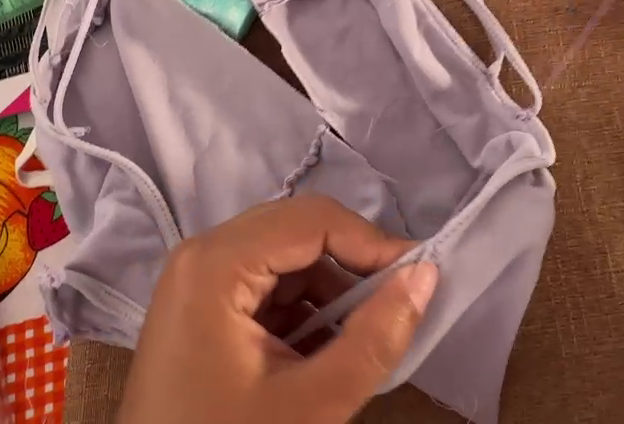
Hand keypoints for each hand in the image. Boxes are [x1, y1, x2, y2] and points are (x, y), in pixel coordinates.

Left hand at [117, 195, 439, 423]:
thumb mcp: (310, 406)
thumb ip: (374, 339)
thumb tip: (426, 276)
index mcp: (217, 262)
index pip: (313, 219)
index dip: (371, 242)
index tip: (421, 276)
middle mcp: (203, 254)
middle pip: (298, 231)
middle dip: (351, 266)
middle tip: (398, 303)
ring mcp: (198, 280)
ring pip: (286, 258)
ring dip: (330, 292)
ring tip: (361, 339)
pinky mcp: (201, 308)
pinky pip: (267, 286)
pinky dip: (303, 311)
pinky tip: (324, 352)